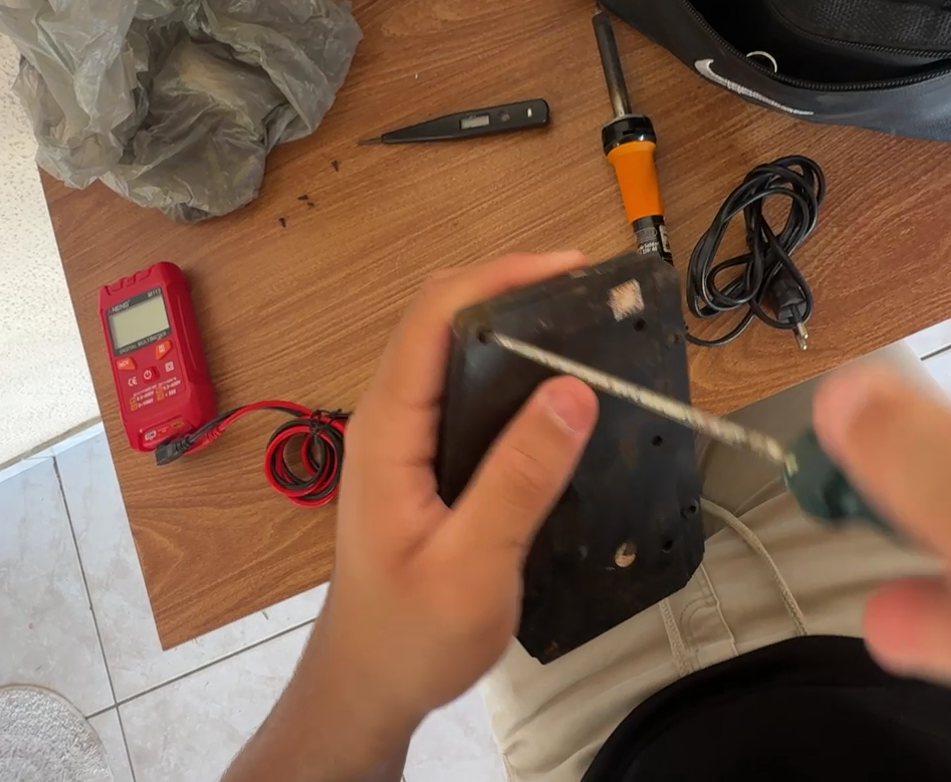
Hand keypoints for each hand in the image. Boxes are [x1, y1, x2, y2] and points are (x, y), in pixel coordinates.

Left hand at [225, 253, 599, 780]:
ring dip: (508, 321)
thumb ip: (519, 480)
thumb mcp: (472, 566)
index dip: (497, 278)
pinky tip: (548, 379)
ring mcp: (403, 431)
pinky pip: (462, 384)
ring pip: (452, 347)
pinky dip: (507, 363)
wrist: (368, 681)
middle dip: (507, 288)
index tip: (566, 269)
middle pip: (440, 318)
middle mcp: (390, 414)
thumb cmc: (410, 635)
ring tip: (575, 321)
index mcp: (388, 426)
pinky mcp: (422, 452)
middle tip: (582, 291)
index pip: (432, 317)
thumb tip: (573, 391)